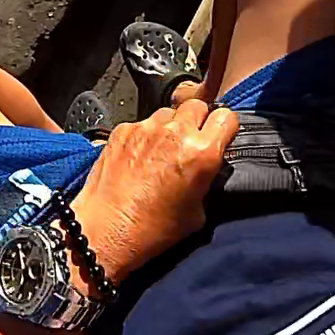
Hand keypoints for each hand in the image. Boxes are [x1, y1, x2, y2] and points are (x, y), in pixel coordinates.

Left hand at [69, 100, 239, 287]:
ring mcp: (145, 128)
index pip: (227, 117)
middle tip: (189, 143)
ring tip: (161, 152)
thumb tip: (205, 167)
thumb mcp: (198, 210)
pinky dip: (143, 135)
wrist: (108, 229)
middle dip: (196, 121)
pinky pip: (141, 124)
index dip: (224, 127)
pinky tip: (138, 156)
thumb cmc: (153, 228)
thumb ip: (207, 178)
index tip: (219, 136)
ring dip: (169, 127)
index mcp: (201, 152)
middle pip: (196, 106)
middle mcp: (174, 133)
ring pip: (167, 113)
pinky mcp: (121, 130)